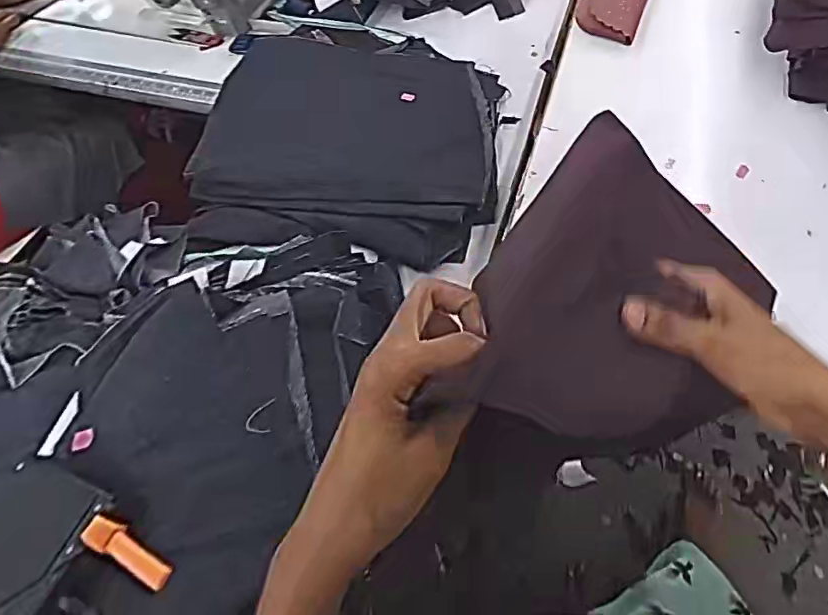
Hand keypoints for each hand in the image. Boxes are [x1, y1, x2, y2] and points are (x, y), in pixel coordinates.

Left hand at [258, 279, 485, 612]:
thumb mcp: (432, 453)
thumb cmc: (371, 499)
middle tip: (484, 336)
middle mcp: (382, 358)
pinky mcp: (383, 384)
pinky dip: (442, 347)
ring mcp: (380, 369)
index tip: (493, 356)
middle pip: (425, 296)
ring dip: (452, 325)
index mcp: (390, 369)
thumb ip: (461, 405)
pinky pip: (416, 344)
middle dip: (461, 304)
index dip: (477, 341)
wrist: (333, 530)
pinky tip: (457, 379)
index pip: (446, 332)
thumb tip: (480, 379)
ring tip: (474, 358)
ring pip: (421, 316)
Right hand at [623, 260, 827, 449]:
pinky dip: (669, 352)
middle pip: (672, 297)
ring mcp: (717, 332)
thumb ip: (669, 325)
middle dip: (645, 302)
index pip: (671, 271)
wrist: (810, 408)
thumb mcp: (712, 342)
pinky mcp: (720, 359)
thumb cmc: (772, 364)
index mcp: (715, 289)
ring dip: (656, 328)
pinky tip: (647, 359)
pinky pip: (685, 349)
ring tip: (617, 331)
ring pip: (678, 324)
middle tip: (605, 304)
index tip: (611, 274)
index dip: (644, 272)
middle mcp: (715, 306)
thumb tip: (628, 308)